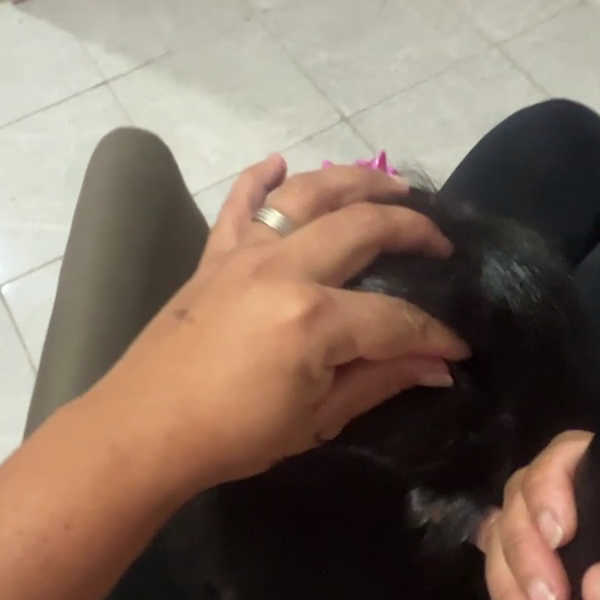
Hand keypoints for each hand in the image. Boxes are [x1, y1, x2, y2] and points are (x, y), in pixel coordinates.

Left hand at [84, 155, 470, 494]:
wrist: (143, 430)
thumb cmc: (233, 436)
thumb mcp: (317, 419)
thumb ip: (381, 381)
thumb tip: (437, 365)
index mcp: (313, 319)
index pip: (395, 318)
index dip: (433, 334)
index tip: (457, 345)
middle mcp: (283, 269)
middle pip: (363, 228)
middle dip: (412, 229)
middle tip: (439, 243)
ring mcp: (244, 254)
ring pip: (307, 194)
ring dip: (355, 180)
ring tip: (392, 184)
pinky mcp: (213, 256)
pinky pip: (240, 203)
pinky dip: (260, 178)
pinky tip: (280, 163)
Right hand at [476, 432, 599, 599]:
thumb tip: (598, 584)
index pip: (581, 456)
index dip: (554, 480)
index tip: (559, 533)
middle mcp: (595, 509)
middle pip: (527, 490)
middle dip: (526, 544)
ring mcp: (564, 546)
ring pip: (504, 531)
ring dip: (510, 581)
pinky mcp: (542, 585)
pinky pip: (501, 574)